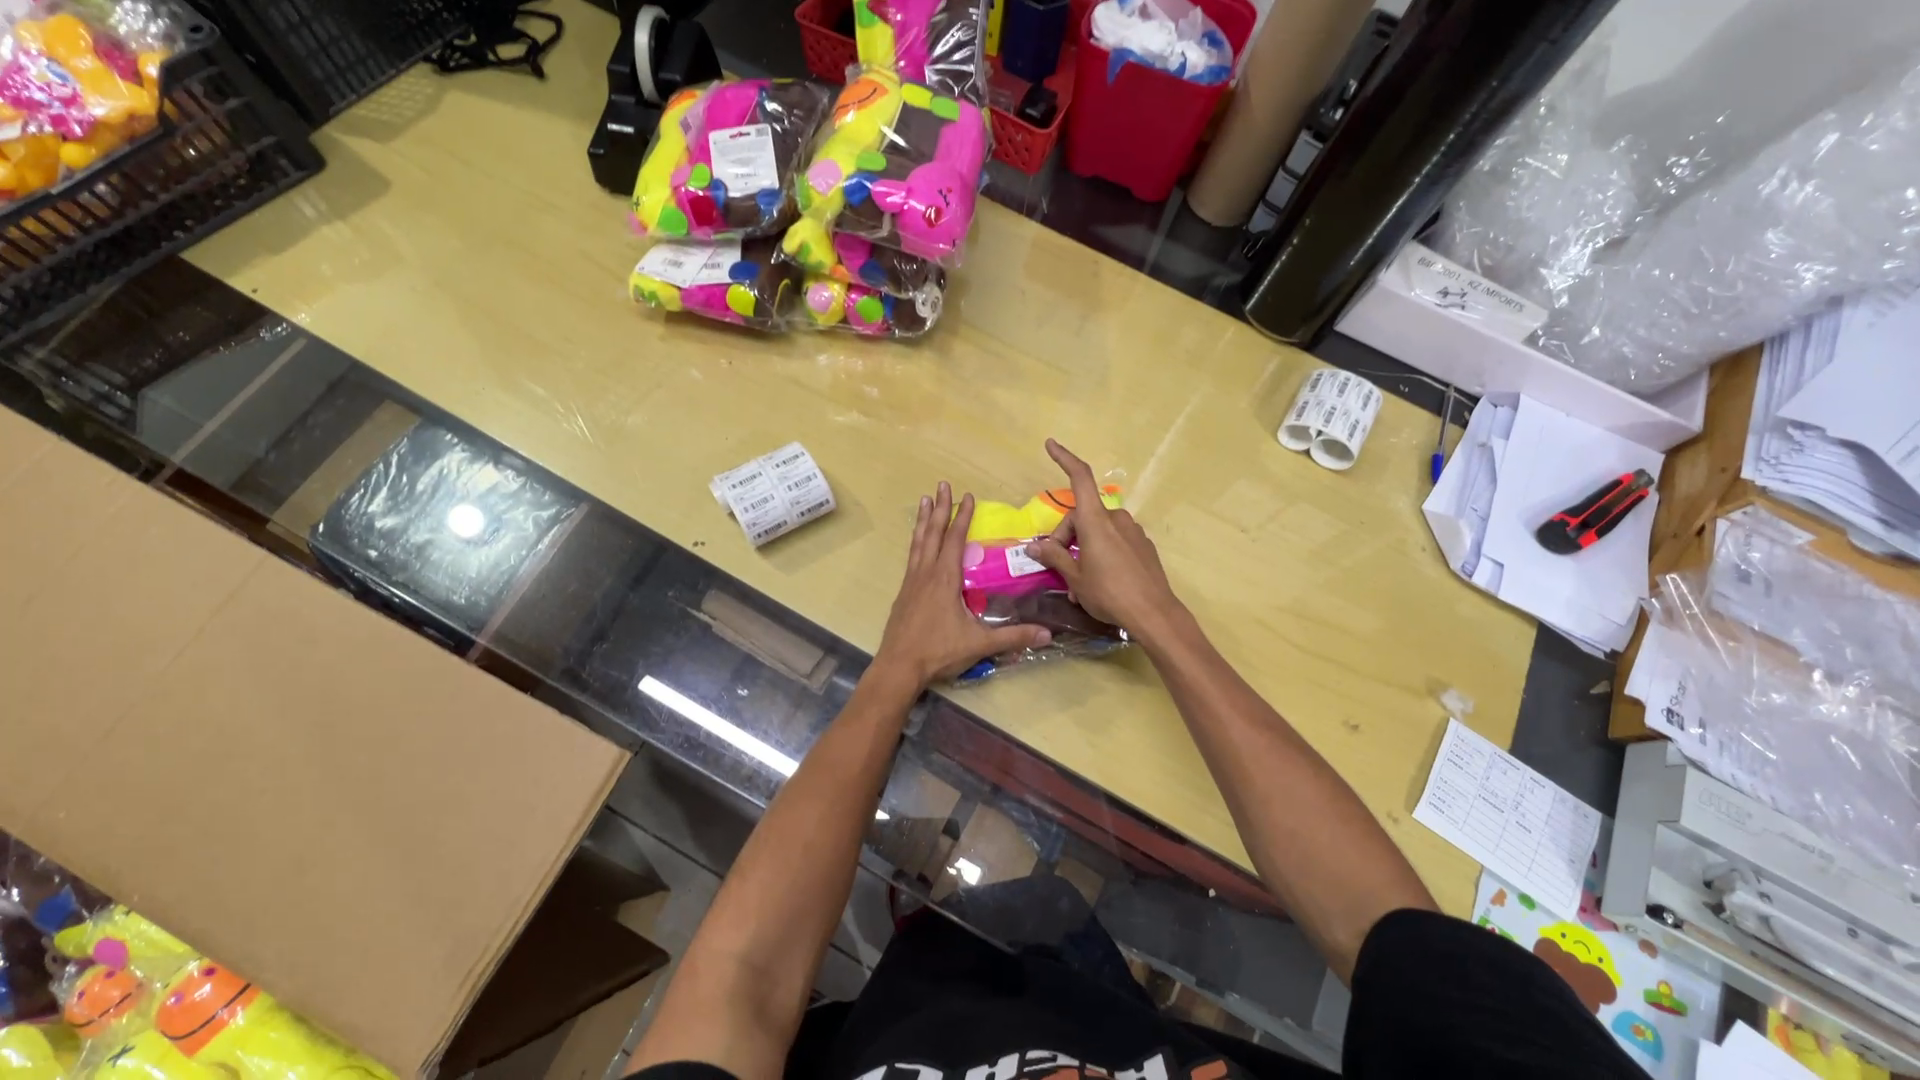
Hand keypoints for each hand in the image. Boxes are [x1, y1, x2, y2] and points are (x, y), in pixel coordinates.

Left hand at [874, 482, 1051, 686]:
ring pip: (918, 543)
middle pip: (933, 534)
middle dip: (940, 509)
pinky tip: (917, 543)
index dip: (963, 518)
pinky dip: (916, 542)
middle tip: (942, 485)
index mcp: (945, 579)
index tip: (968, 496)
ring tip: (925, 501)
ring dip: (924, 521)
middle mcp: (926, 574)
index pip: (956, 540)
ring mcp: (911, 583)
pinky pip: (912, 558)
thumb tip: (1047, 634)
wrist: (899, 667)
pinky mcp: (904, 594)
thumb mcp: (979, 644)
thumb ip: (1013, 637)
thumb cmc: (938, 652)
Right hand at [1024, 440, 1183, 636]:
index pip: (1080, 478)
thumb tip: (1034, 546)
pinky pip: (1115, 543)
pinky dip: (1101, 555)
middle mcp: (1116, 519)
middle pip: (1082, 515)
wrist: (1154, 614)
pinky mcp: (1144, 547)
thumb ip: (1054, 557)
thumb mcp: (1074, 578)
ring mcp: (1133, 532)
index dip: (1064, 458)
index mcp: (1096, 521)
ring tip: (1077, 583)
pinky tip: (1100, 582)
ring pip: (1098, 531)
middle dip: (1066, 537)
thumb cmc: (1109, 593)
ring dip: (1083, 550)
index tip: (1051, 445)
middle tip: (1057, 567)